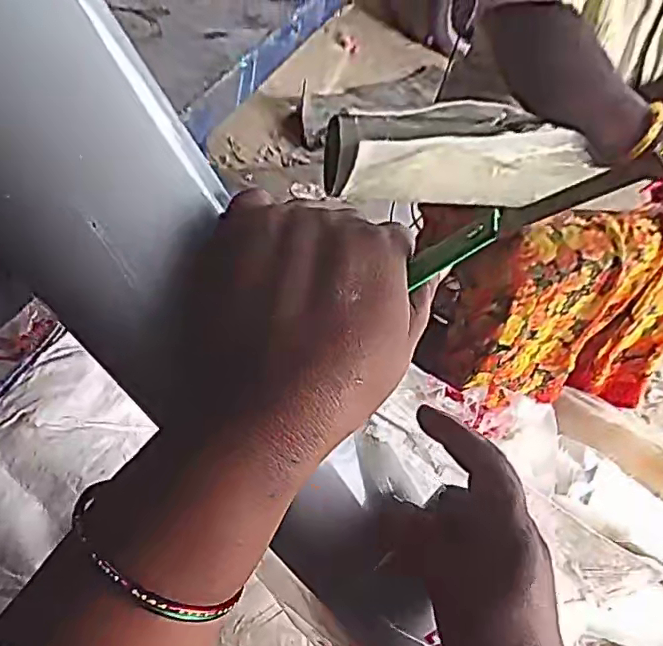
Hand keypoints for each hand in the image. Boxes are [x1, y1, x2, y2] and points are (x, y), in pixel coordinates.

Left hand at [179, 189, 436, 472]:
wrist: (262, 414)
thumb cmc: (325, 396)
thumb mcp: (397, 356)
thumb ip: (415, 301)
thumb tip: (425, 276)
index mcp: (381, 250)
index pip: (381, 237)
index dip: (364, 269)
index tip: (348, 290)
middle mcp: (334, 226)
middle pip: (334, 225)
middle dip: (324, 259)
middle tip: (306, 304)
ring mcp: (283, 226)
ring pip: (292, 220)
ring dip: (287, 248)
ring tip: (275, 300)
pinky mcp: (237, 234)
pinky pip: (248, 213)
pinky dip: (249, 235)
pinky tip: (251, 275)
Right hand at [386, 406, 583, 645]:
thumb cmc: (491, 629)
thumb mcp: (447, 579)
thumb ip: (422, 541)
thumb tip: (396, 513)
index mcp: (509, 524)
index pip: (484, 462)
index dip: (454, 435)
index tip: (423, 416)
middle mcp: (518, 533)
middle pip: (471, 494)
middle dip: (435, 499)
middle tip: (402, 521)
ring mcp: (516, 557)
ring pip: (468, 523)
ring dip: (438, 529)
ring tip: (410, 553)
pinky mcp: (509, 579)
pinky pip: (470, 547)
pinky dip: (445, 549)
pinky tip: (428, 573)